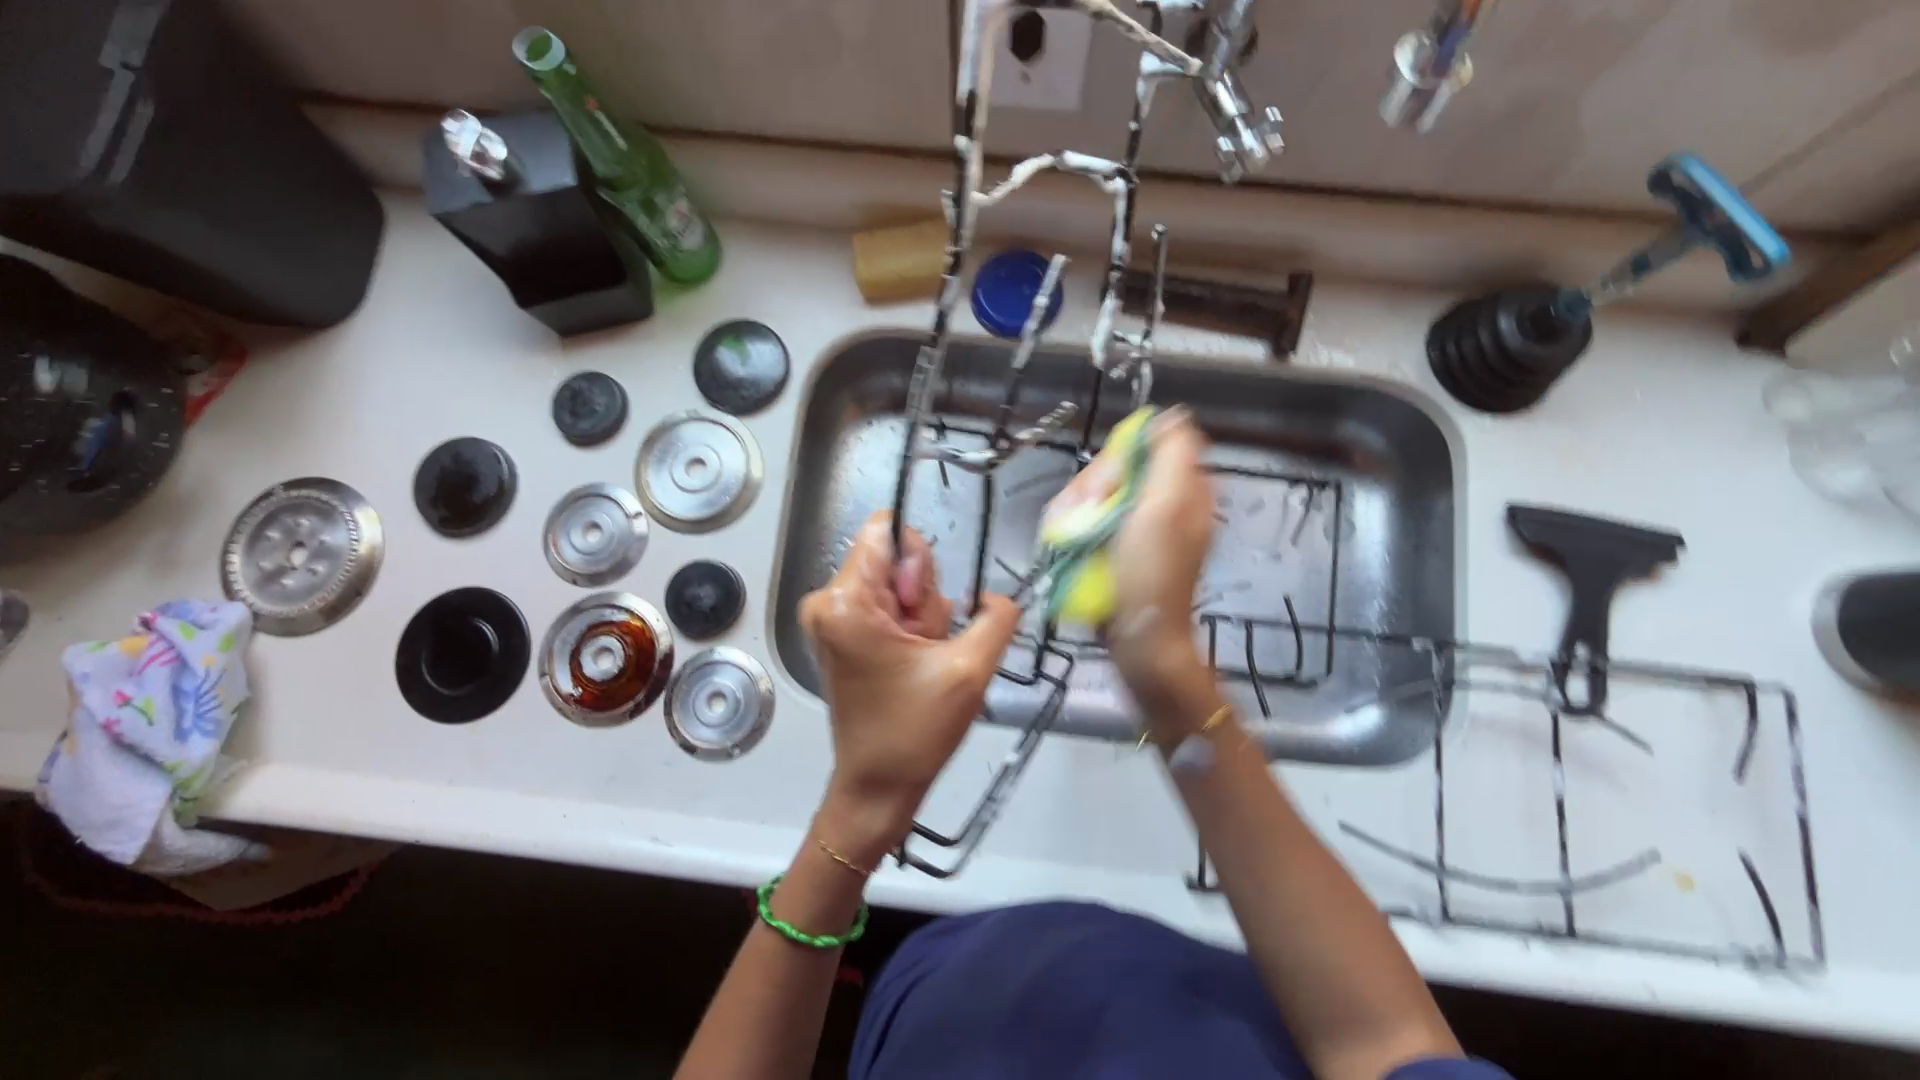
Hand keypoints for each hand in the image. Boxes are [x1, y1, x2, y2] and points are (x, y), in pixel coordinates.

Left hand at [799, 511, 1020, 864]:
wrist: (877, 788)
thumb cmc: (915, 732)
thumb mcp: (970, 669)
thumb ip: (996, 616)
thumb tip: (1000, 595)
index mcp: (845, 600)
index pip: (886, 529)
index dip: (921, 561)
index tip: (925, 610)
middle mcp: (827, 601)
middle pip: (896, 561)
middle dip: (924, 600)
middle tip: (928, 649)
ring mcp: (831, 620)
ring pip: (898, 587)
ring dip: (921, 621)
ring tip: (921, 664)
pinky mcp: (842, 637)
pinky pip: (889, 608)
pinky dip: (909, 632)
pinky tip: (913, 667)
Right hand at [1046, 407, 1215, 725]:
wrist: (1140, 640)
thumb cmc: (1152, 573)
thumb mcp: (1166, 507)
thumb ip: (1172, 455)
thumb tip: (1172, 416)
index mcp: (1184, 487)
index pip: (1144, 444)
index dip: (1120, 457)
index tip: (1109, 483)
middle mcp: (1163, 502)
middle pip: (1115, 470)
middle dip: (1093, 490)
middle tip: (1090, 519)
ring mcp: (1138, 528)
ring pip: (1095, 496)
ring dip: (1078, 514)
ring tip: (1076, 541)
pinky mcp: (1117, 550)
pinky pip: (1088, 523)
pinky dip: (1076, 533)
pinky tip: (1073, 550)